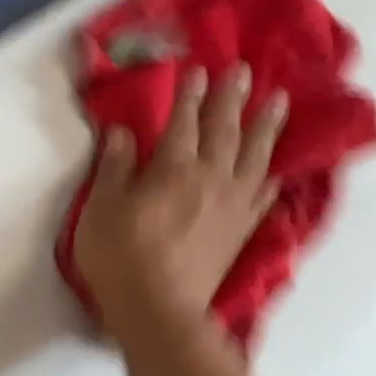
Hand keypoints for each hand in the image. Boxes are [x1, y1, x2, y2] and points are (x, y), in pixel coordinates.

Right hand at [73, 65, 288, 344]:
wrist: (157, 303)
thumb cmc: (116, 254)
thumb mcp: (100, 209)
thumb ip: (114, 169)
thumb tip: (121, 134)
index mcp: (172, 170)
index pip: (183, 124)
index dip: (187, 97)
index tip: (195, 71)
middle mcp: (211, 177)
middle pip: (225, 131)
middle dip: (230, 99)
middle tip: (240, 72)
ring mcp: (233, 201)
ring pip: (255, 153)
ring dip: (266, 124)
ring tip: (276, 101)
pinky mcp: (242, 225)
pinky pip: (263, 189)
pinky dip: (268, 171)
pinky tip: (271, 164)